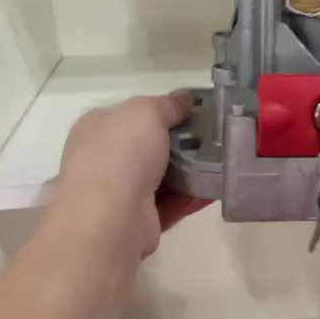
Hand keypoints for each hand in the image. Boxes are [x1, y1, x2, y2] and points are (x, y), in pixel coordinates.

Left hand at [55, 91, 210, 256]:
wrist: (110, 217)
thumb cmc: (120, 154)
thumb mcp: (146, 112)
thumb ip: (168, 105)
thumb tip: (186, 98)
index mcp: (97, 129)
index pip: (131, 116)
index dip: (161, 112)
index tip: (194, 112)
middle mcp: (105, 160)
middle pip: (149, 147)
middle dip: (181, 143)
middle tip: (214, 137)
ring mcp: (120, 193)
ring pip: (163, 177)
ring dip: (191, 171)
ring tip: (223, 162)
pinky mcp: (140, 220)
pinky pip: (173, 203)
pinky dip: (193, 196)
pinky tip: (216, 188)